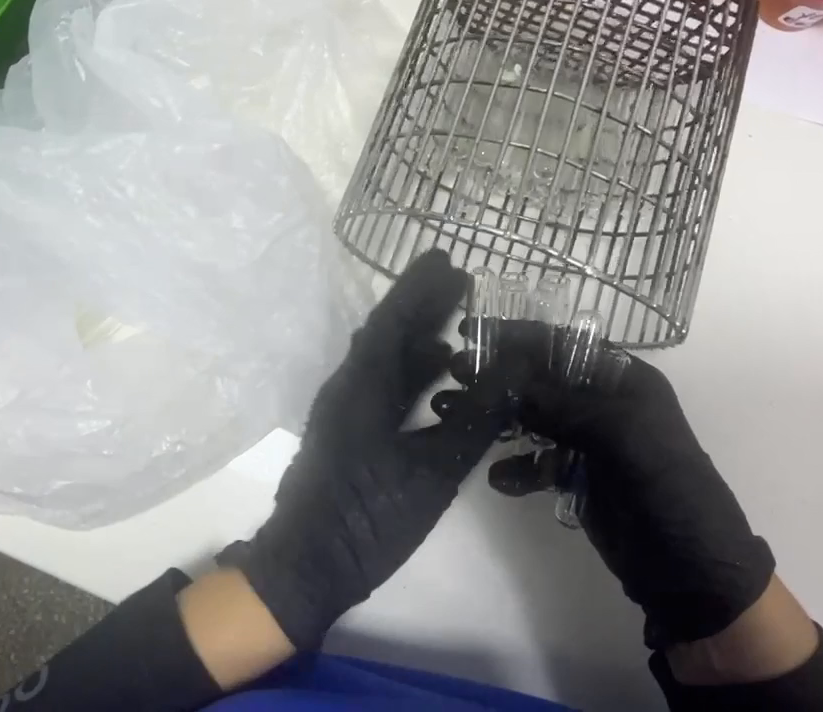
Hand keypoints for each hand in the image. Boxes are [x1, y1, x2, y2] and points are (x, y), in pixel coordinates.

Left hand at [224, 250, 511, 649]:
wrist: (308, 563)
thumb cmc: (369, 516)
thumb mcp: (432, 472)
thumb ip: (474, 418)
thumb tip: (514, 369)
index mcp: (361, 384)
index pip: (394, 319)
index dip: (420, 287)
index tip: (448, 259)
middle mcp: (349, 384)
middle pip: (388, 331)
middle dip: (421, 303)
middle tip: (459, 279)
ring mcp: (345, 407)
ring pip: (385, 357)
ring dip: (417, 334)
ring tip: (456, 317)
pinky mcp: (349, 429)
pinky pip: (383, 382)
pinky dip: (411, 369)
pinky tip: (437, 370)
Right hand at [474, 322, 775, 651]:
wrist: (692, 572)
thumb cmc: (666, 486)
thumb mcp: (618, 435)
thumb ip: (559, 405)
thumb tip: (504, 381)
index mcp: (623, 379)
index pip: (561, 344)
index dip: (516, 334)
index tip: (471, 330)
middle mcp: (603, 403)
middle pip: (539, 377)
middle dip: (497, 374)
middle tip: (454, 373)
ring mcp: (588, 442)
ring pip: (532, 417)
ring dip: (497, 417)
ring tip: (455, 416)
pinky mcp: (576, 478)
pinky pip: (536, 461)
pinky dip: (517, 467)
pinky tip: (500, 479)